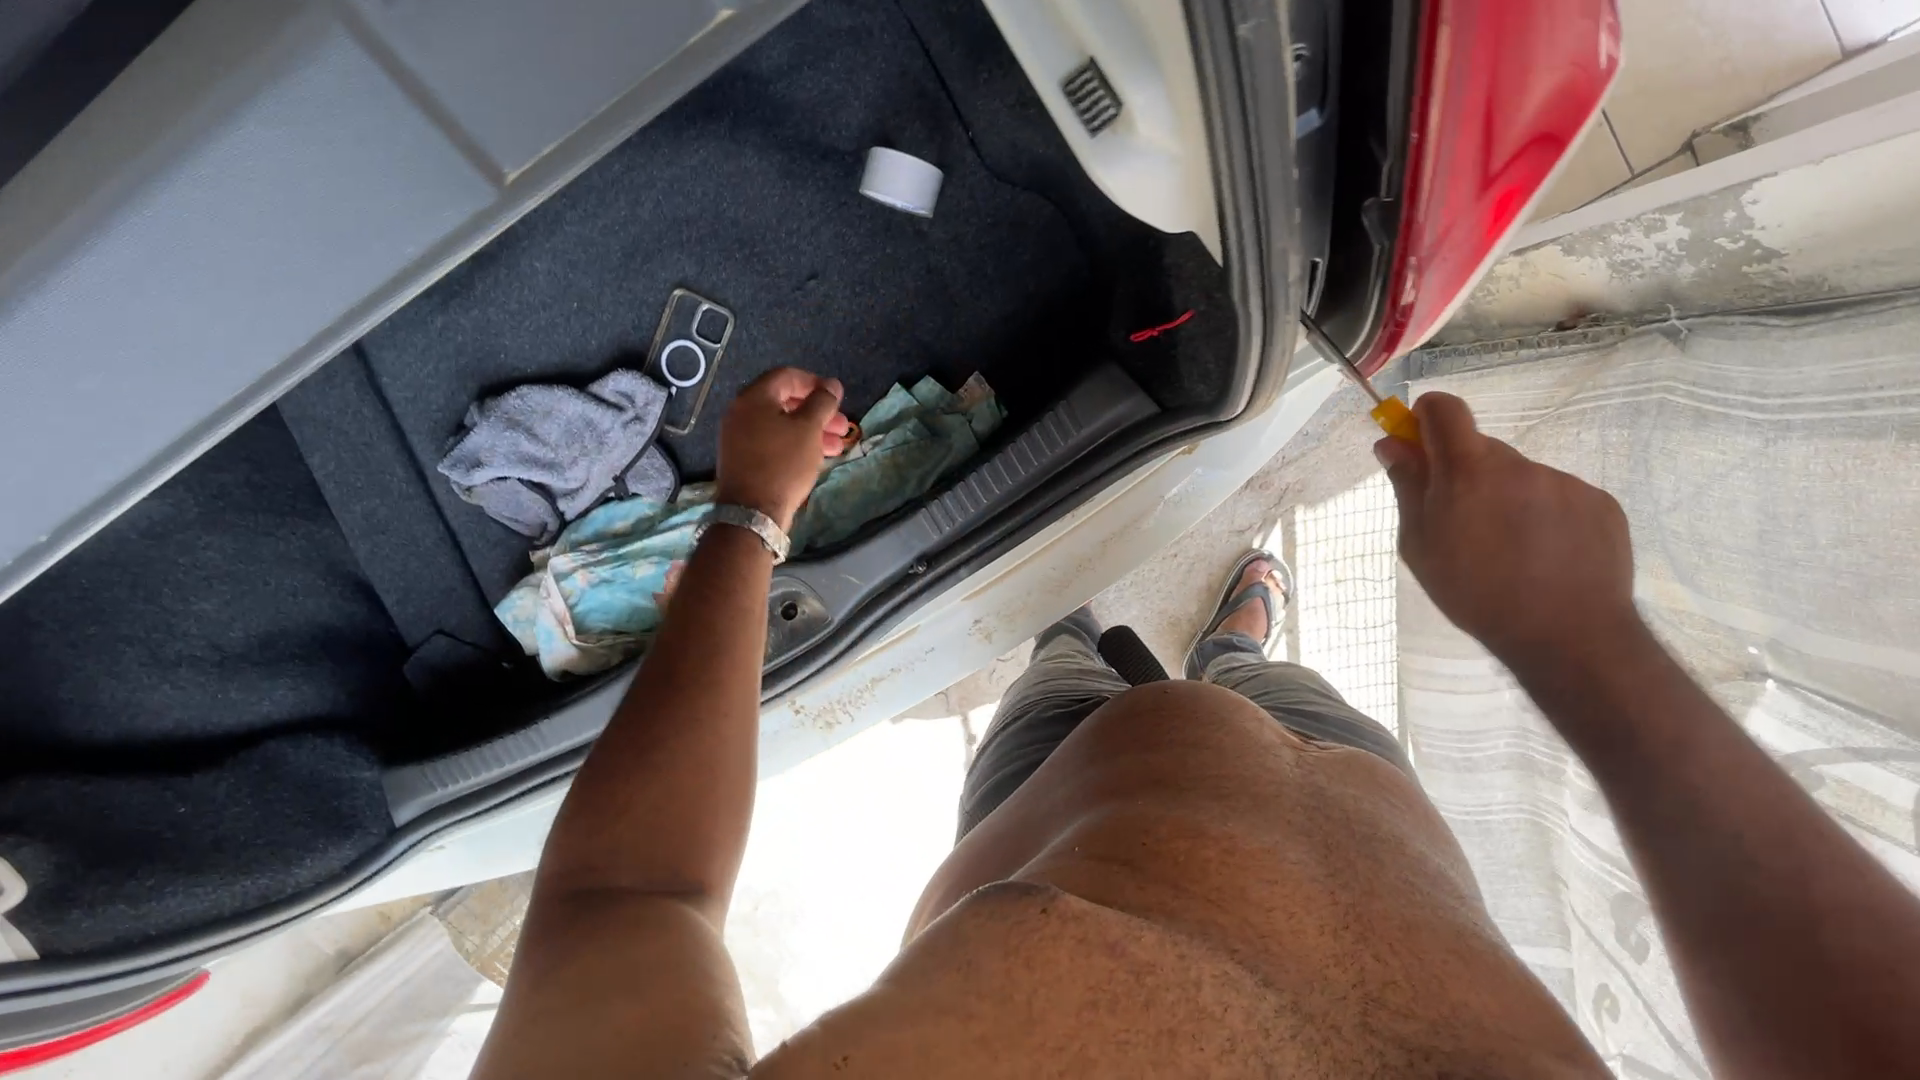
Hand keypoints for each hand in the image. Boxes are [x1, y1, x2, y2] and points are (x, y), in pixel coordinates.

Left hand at [713, 367, 852, 530]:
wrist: (752, 512)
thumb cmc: (783, 464)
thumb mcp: (809, 429)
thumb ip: (822, 402)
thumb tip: (832, 385)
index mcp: (753, 398)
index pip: (787, 376)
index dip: (815, 383)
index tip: (837, 397)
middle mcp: (741, 413)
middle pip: (785, 402)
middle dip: (818, 412)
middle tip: (842, 426)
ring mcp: (739, 438)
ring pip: (781, 425)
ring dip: (811, 431)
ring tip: (838, 447)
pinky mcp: (743, 459)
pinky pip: (772, 442)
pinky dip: (795, 444)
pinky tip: (816, 457)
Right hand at [1376, 392, 1639, 667]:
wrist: (1568, 634)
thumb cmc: (1474, 592)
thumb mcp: (1419, 544)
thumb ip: (1408, 487)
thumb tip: (1392, 445)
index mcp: (1469, 470)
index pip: (1444, 410)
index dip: (1425, 417)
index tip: (1416, 442)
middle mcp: (1520, 464)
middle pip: (1481, 450)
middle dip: (1464, 474)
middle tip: (1459, 524)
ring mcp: (1566, 483)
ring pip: (1520, 478)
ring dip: (1505, 499)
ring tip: (1507, 552)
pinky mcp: (1601, 504)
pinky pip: (1559, 498)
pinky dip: (1543, 518)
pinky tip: (1543, 557)